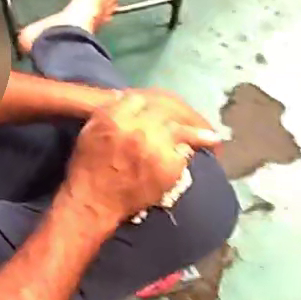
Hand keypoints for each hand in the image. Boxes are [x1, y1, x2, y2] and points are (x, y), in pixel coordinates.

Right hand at [64, 90, 221, 223]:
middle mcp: (138, 127)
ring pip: (181, 130)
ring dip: (196, 132)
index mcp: (115, 116)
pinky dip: (185, 154)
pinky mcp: (169, 167)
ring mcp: (156, 147)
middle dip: (178, 114)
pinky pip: (183, 154)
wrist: (95, 201)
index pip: (141, 98)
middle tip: (190, 119)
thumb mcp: (91, 130)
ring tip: (212, 137)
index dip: (151, 103)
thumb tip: (134, 98)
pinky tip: (190, 155)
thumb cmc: (88, 166)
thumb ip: (112, 112)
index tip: (158, 109)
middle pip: (165, 111)